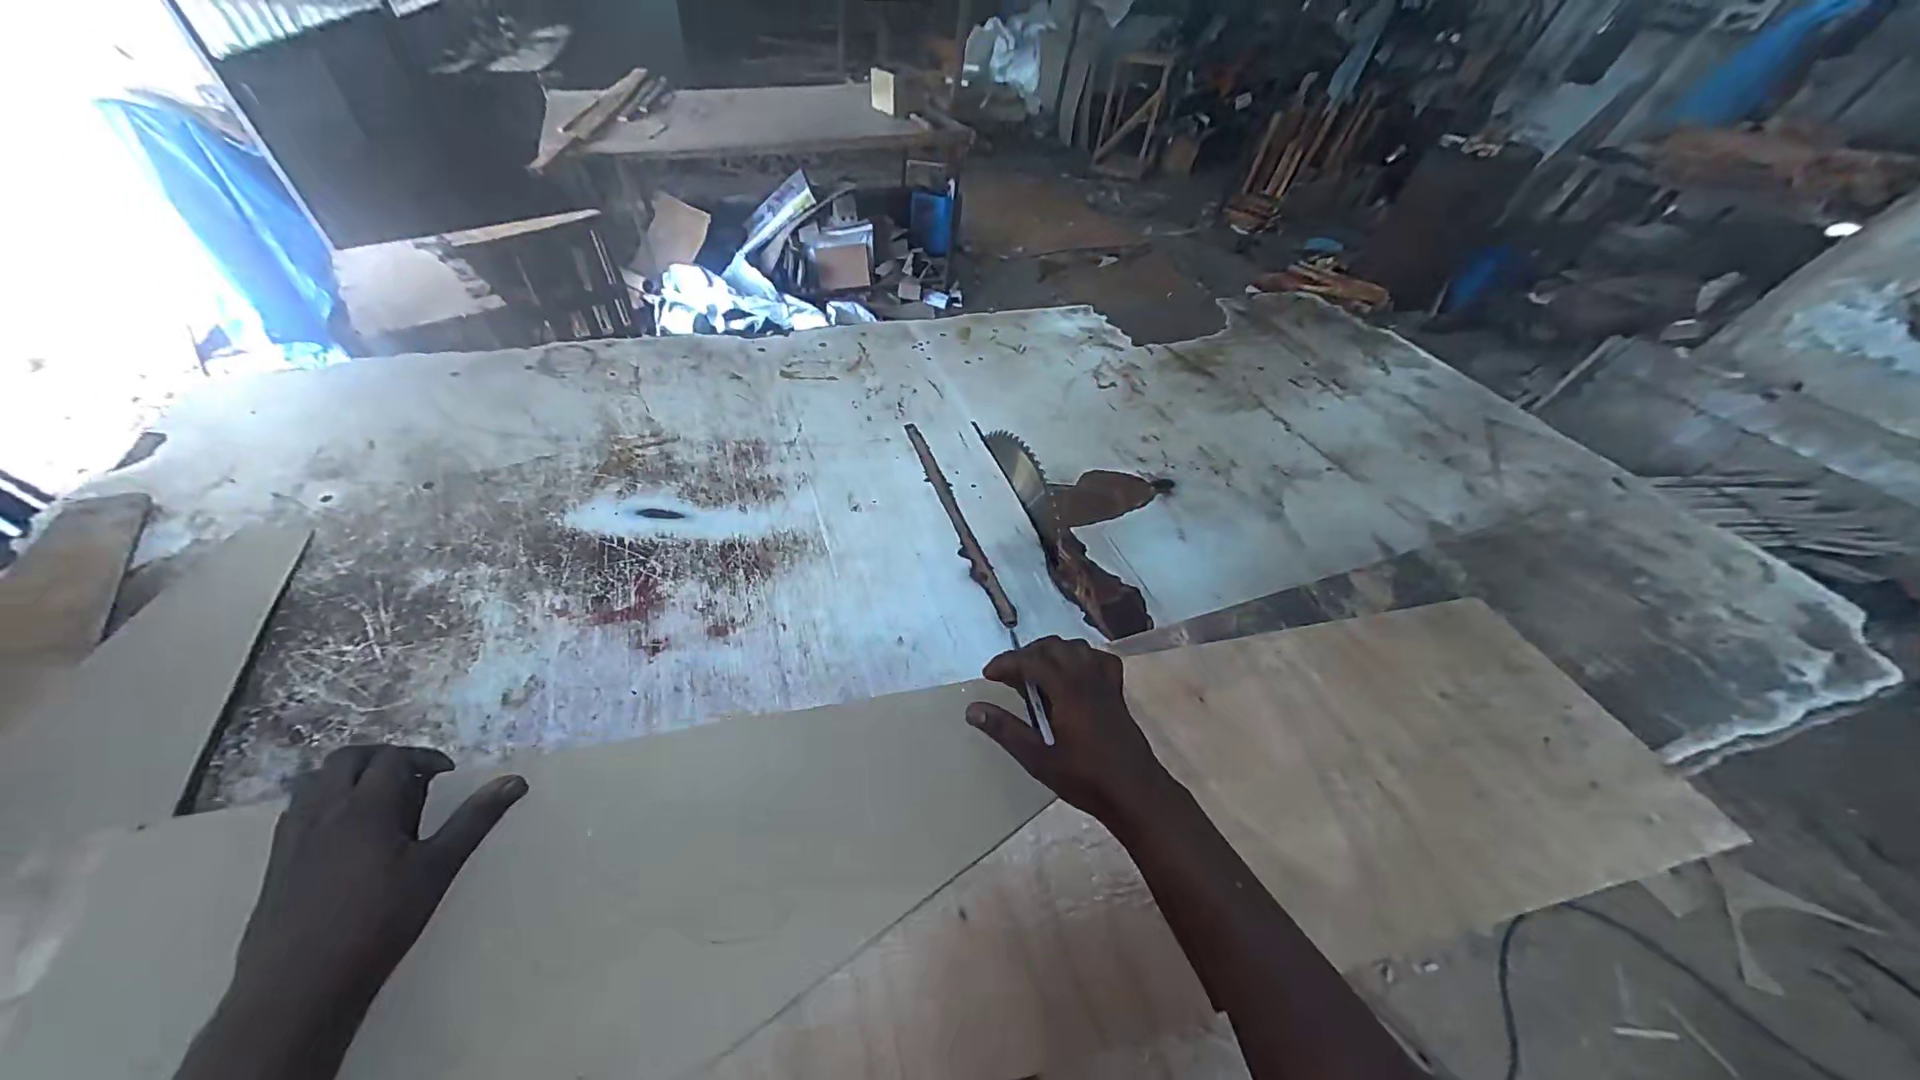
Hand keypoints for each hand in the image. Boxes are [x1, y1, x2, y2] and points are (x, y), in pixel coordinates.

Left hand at [230, 745, 526, 1016]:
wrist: (298, 985)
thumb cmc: (378, 920)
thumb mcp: (438, 867)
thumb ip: (475, 819)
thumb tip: (515, 781)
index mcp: (364, 807)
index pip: (392, 759)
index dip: (424, 758)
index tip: (447, 774)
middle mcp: (323, 812)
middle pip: (347, 759)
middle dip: (384, 757)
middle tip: (415, 777)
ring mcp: (293, 836)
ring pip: (315, 780)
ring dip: (351, 776)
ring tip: (382, 799)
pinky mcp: (276, 861)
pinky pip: (298, 809)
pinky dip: (327, 800)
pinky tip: (349, 831)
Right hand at [966, 636, 1183, 831]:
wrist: (1136, 793)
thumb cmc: (1085, 778)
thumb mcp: (1038, 758)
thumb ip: (1006, 730)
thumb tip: (973, 710)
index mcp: (1067, 690)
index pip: (1032, 660)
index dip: (1007, 662)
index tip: (989, 674)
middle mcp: (1087, 678)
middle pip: (1054, 646)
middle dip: (1027, 654)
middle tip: (1009, 674)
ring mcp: (1106, 683)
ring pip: (1076, 648)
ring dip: (1052, 652)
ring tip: (1035, 672)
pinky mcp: (1117, 693)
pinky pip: (1099, 660)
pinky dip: (1081, 657)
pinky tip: (1072, 674)